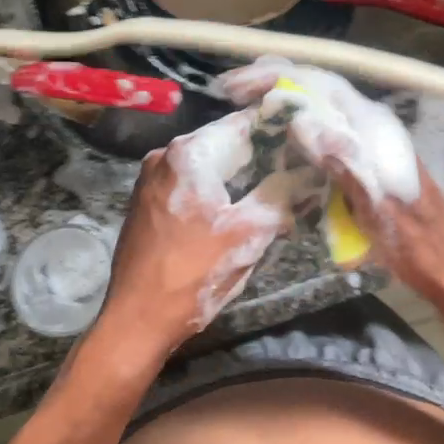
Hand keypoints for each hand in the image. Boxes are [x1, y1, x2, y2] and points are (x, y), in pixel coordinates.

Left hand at [100, 112, 289, 352]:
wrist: (135, 319)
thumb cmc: (192, 274)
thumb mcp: (248, 235)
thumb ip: (280, 196)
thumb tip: (308, 175)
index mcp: (188, 152)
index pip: (242, 123)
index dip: (277, 128)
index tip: (306, 135)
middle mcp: (165, 154)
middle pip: (224, 141)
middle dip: (262, 154)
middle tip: (299, 166)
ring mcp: (153, 177)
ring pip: (208, 163)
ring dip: (240, 173)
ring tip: (278, 186)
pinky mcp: (149, 200)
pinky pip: (192, 181)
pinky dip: (217, 187)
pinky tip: (241, 205)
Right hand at [216, 58, 443, 306]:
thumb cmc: (419, 245)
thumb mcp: (380, 210)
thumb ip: (345, 165)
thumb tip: (302, 123)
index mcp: (376, 130)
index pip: (322, 85)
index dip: (280, 76)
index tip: (240, 83)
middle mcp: (373, 126)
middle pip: (318, 90)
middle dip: (275, 84)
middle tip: (233, 91)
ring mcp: (371, 143)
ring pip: (321, 110)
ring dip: (284, 103)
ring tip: (246, 106)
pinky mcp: (367, 161)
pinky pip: (327, 135)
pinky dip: (297, 130)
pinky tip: (276, 140)